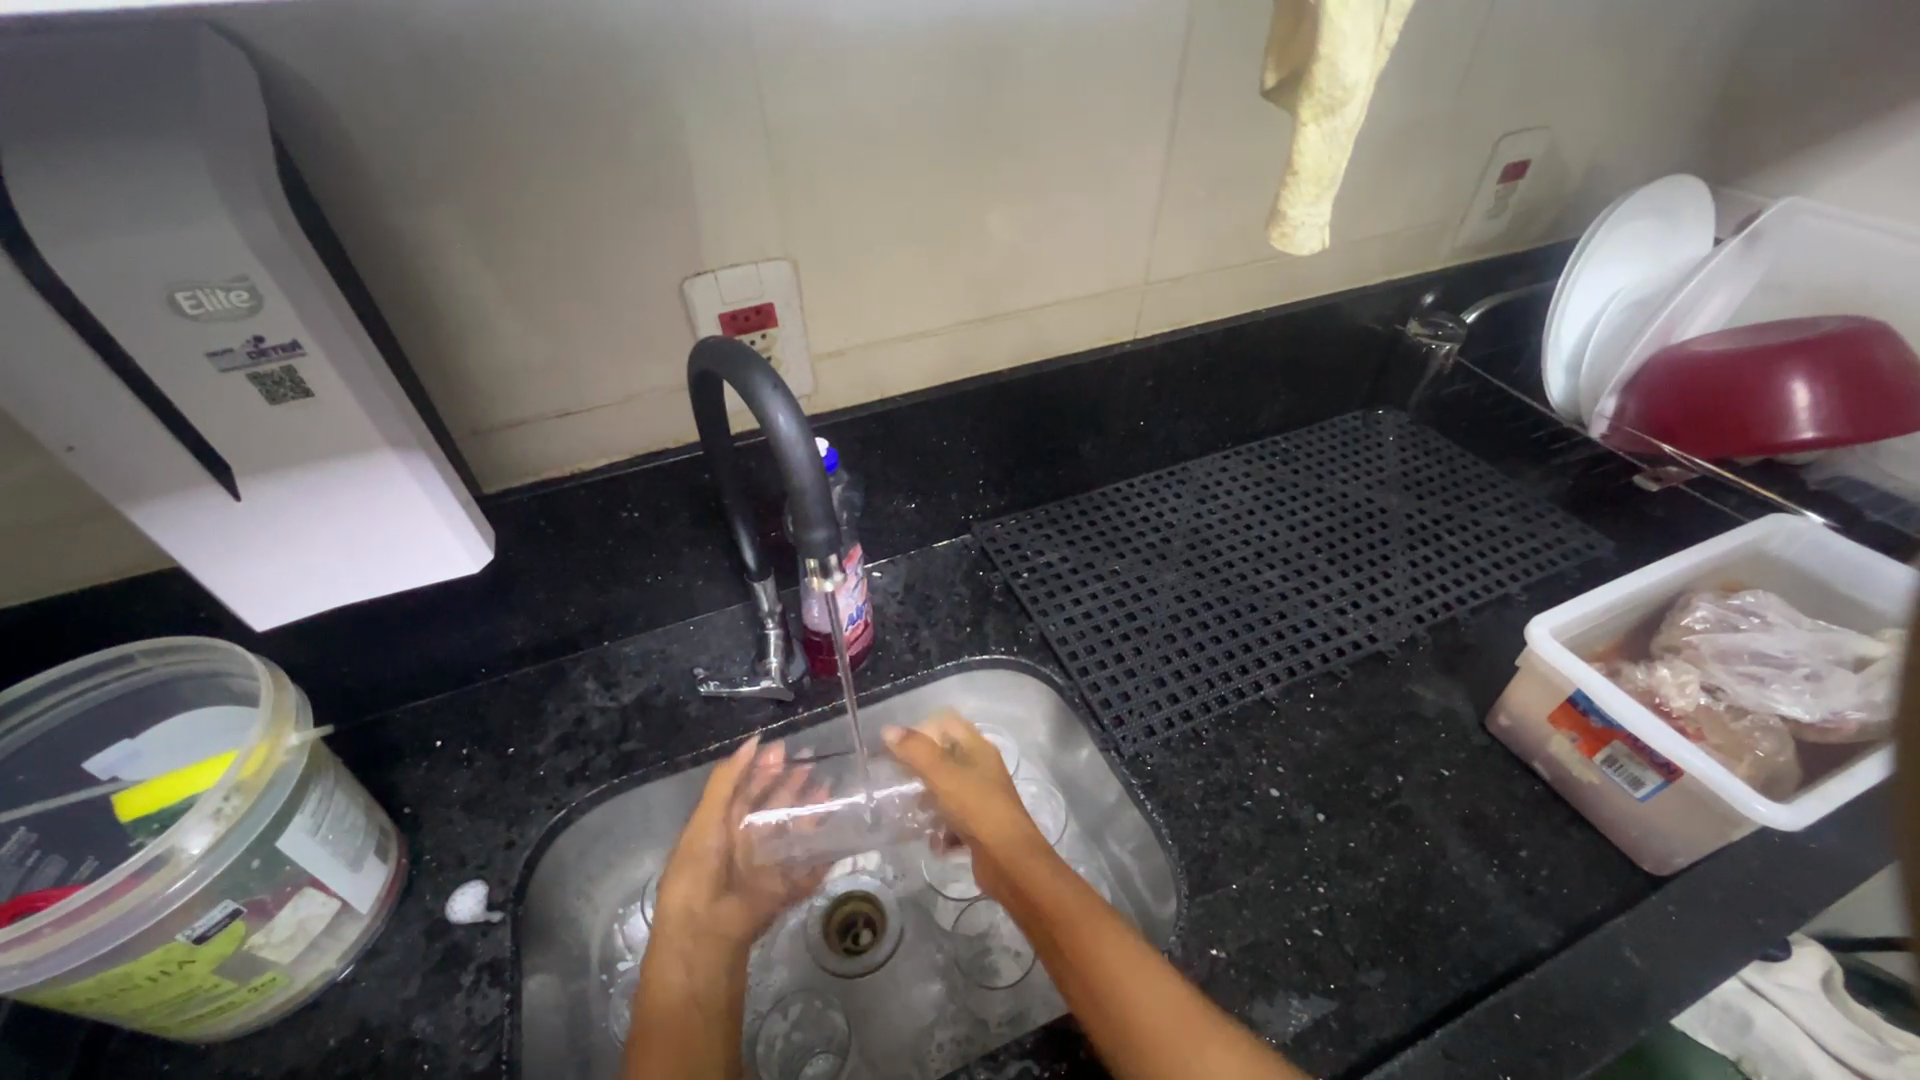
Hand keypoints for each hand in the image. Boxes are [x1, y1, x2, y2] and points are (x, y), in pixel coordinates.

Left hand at [651, 735, 826, 955]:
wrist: (707, 931)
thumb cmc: (700, 869)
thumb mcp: (707, 818)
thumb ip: (728, 780)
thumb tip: (755, 741)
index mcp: (723, 827)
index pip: (747, 790)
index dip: (764, 769)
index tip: (785, 748)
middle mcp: (746, 843)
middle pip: (773, 807)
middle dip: (792, 784)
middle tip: (812, 760)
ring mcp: (768, 866)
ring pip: (794, 832)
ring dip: (810, 811)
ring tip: (828, 787)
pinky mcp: (786, 890)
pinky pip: (809, 870)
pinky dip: (825, 856)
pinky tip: (840, 835)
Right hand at [883, 709, 1054, 898]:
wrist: (1009, 860)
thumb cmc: (976, 808)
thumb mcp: (942, 775)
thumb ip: (916, 751)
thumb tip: (888, 729)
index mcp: (978, 748)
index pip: (947, 723)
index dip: (922, 729)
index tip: (898, 747)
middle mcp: (982, 769)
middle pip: (946, 757)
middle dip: (920, 767)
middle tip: (897, 779)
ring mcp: (983, 798)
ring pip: (948, 790)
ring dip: (929, 800)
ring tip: (910, 811)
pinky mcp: (980, 826)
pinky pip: (954, 820)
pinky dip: (942, 828)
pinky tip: (933, 840)